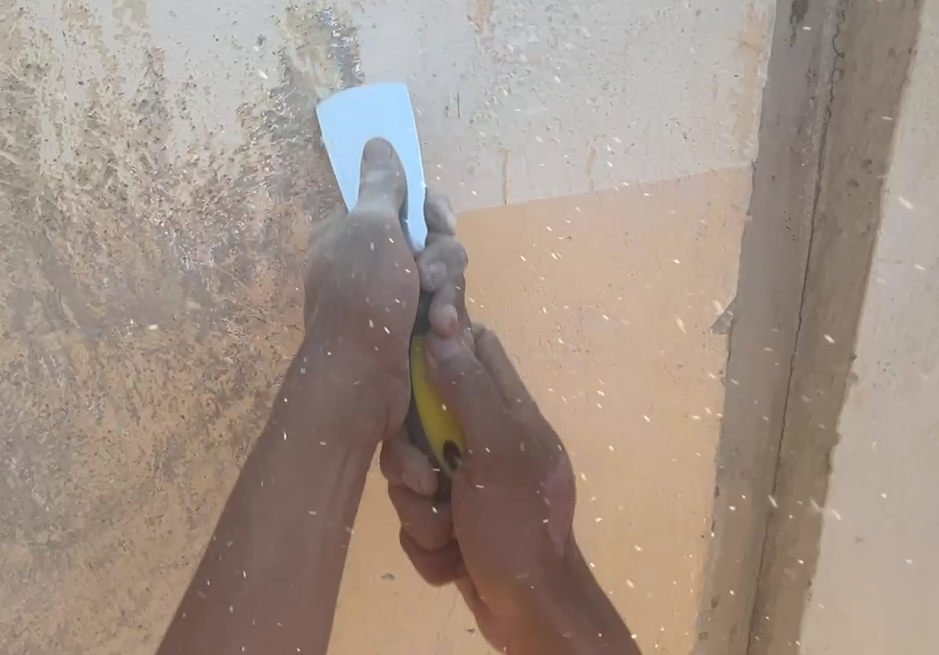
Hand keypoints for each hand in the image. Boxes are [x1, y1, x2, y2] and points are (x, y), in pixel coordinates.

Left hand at [300, 138, 421, 443]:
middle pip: (432, 237)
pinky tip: (441, 333)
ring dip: (448, 290)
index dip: (429, 209)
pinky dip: (447, 315)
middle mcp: (373, 258)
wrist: (361, 381)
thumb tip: (376, 140)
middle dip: (441, 256)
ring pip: (443, 272)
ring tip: (438, 318)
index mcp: (354, 230)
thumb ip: (382, 185)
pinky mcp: (411, 326)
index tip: (438, 221)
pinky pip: (444, 305)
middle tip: (428, 277)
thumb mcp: (370, 228)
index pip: (404, 201)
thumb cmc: (362, 296)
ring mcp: (392, 294)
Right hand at [380, 209, 631, 652]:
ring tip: (451, 530)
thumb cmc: (520, 526)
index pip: (471, 344)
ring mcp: (464, 477)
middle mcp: (482, 434)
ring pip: (409, 467)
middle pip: (419, 412)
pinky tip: (452, 555)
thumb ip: (467, 385)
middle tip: (430, 479)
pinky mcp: (448, 515)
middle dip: (413, 456)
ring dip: (422, 508)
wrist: (530, 617)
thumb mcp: (496, 449)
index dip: (438, 342)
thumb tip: (444, 321)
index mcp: (505, 407)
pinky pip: (413, 509)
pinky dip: (428, 539)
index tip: (408, 363)